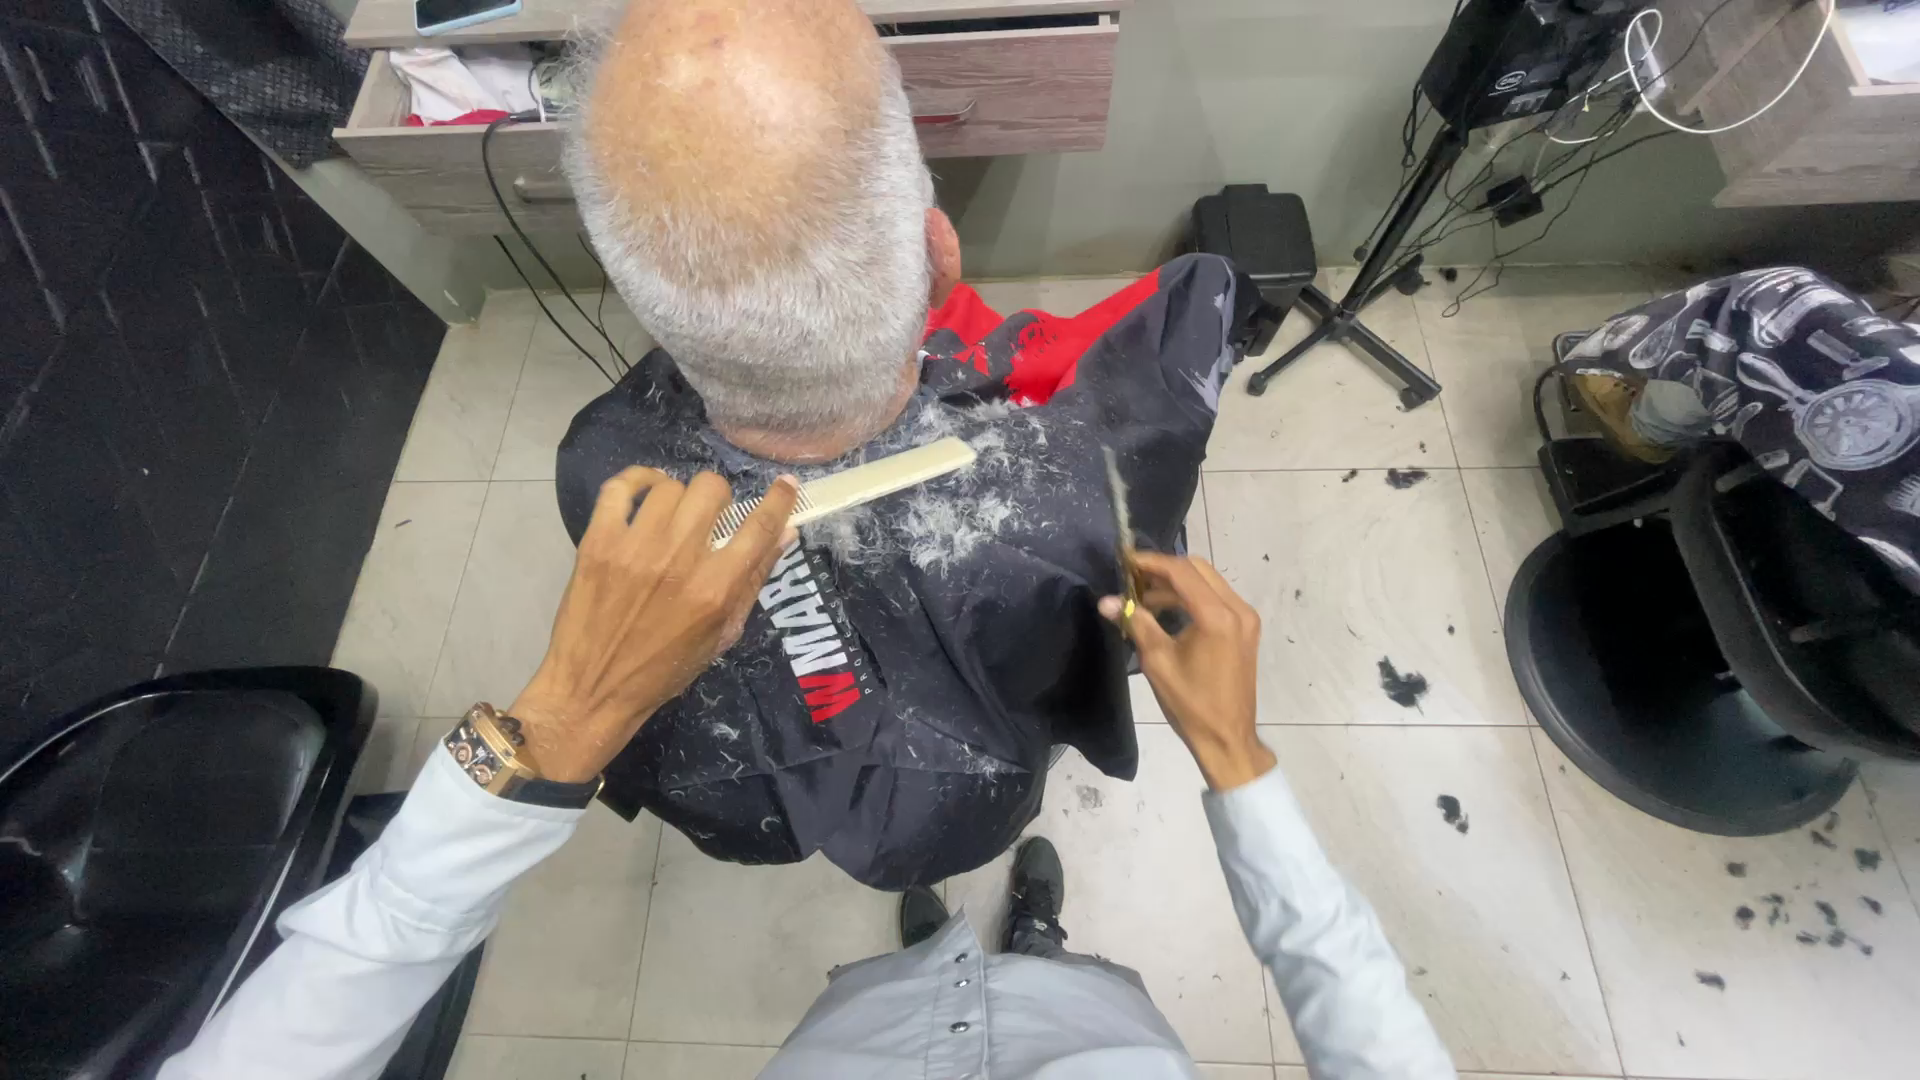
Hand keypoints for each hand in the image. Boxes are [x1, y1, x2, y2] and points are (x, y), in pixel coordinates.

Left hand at [508, 468, 799, 783]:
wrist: (593, 688)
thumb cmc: (668, 668)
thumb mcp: (724, 632)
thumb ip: (754, 580)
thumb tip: (785, 534)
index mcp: (716, 588)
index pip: (759, 527)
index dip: (780, 499)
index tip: (786, 483)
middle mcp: (680, 559)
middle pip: (712, 490)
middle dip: (721, 497)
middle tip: (712, 516)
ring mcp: (635, 547)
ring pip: (670, 486)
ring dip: (681, 496)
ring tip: (675, 515)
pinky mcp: (598, 542)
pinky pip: (619, 487)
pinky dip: (637, 480)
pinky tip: (646, 492)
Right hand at [1099, 552, 1275, 791]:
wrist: (1227, 737)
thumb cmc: (1190, 703)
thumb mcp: (1157, 661)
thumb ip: (1135, 622)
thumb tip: (1106, 601)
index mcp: (1216, 617)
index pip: (1181, 572)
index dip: (1150, 562)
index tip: (1125, 561)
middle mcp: (1237, 609)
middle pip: (1197, 569)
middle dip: (1163, 569)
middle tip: (1133, 578)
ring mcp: (1245, 618)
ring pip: (1208, 581)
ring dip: (1176, 584)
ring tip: (1143, 598)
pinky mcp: (1246, 628)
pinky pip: (1216, 597)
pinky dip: (1191, 596)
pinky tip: (1166, 611)